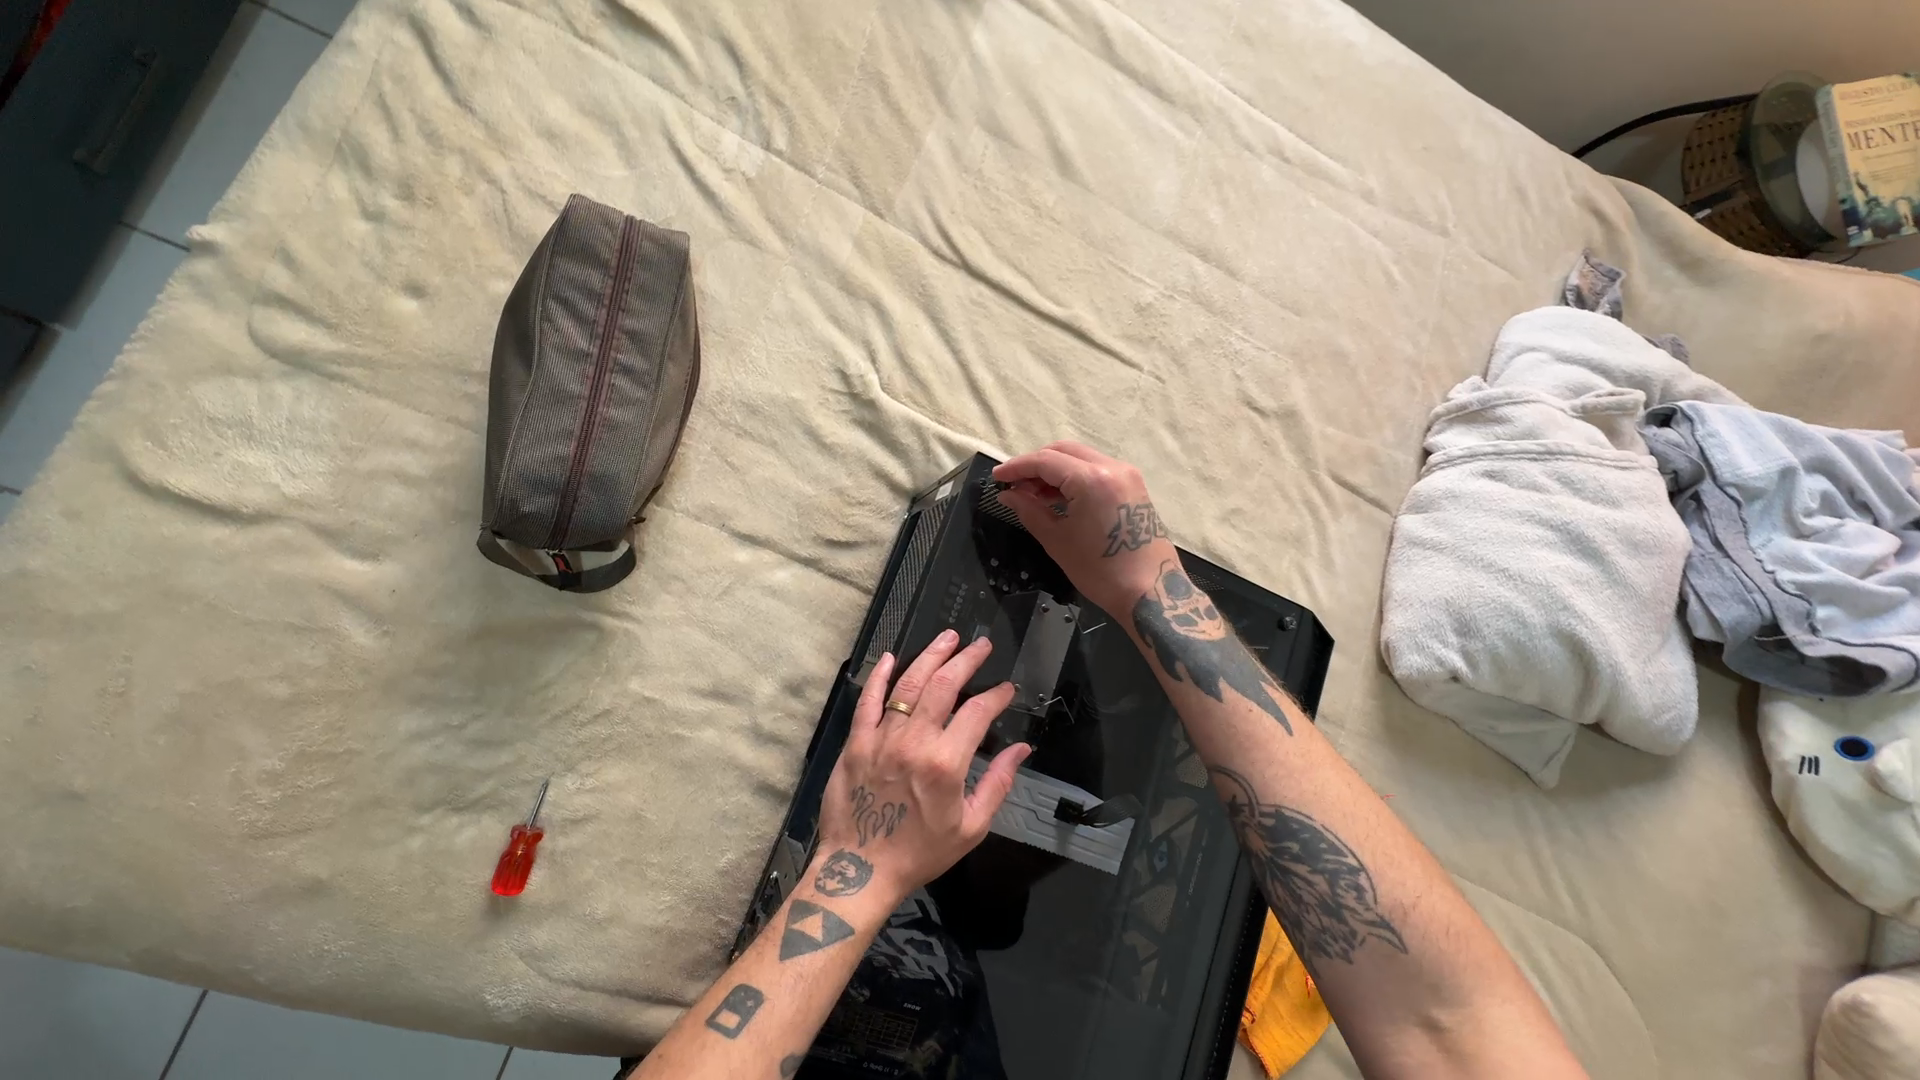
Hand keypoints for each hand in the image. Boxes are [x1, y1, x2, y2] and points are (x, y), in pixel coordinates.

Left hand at [815, 631, 1030, 902]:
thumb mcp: (972, 827)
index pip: (977, 712)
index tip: (1007, 689)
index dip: (996, 696)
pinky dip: (880, 677)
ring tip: (947, 639)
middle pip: (943, 685)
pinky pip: (868, 701)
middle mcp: (914, 742)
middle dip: (966, 659)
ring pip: (907, 684)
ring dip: (930, 656)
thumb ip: (999, 783)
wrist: (860, 870)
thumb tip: (1022, 749)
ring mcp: (881, 738)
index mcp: (946, 763)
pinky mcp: (856, 742)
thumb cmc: (920, 853)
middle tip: (981, 645)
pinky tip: (891, 658)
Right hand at [992, 441, 1179, 614]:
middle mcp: (1112, 467)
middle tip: (1014, 486)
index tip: (996, 478)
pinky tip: (1057, 498)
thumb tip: (1008, 495)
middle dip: (1035, 464)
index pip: (1045, 460)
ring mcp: (1127, 475)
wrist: (1151, 592)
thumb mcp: (1057, 540)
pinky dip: (1074, 478)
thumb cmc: (1101, 572)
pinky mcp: (1134, 487)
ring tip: (1032, 495)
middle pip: (1064, 451)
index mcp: (1092, 479)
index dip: (1016, 467)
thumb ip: (1029, 510)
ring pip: (1081, 458)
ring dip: (1054, 471)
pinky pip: (1096, 470)